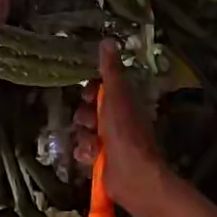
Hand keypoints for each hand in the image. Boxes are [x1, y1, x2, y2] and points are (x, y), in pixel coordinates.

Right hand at [73, 41, 169, 208]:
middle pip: (89, 110)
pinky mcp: (101, 160)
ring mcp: (110, 141)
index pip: (101, 89)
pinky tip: (90, 158)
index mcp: (124, 102)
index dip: (91, 91)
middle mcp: (117, 120)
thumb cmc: (125, 132)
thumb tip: (107, 41)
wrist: (133, 175)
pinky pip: (83, 150)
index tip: (88, 94)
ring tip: (94, 146)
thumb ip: (110, 71)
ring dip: (85, 137)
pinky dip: (85, 153)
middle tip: (91, 122)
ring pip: (84, 131)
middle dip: (85, 116)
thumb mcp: (116, 96)